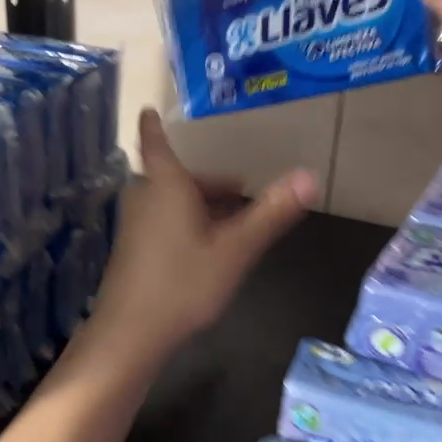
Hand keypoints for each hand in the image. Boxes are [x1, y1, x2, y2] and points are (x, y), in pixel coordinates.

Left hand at [93, 110, 315, 350]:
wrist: (131, 333)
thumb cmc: (184, 283)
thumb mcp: (236, 249)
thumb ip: (271, 213)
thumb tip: (310, 176)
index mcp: (166, 186)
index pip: (157, 143)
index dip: (154, 126)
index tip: (148, 108)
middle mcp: (144, 198)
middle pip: (176, 178)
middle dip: (208, 183)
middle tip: (242, 192)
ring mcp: (134, 226)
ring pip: (171, 203)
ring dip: (200, 206)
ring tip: (234, 226)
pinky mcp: (132, 252)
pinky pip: (163, 224)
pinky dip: (186, 225)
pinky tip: (207, 253)